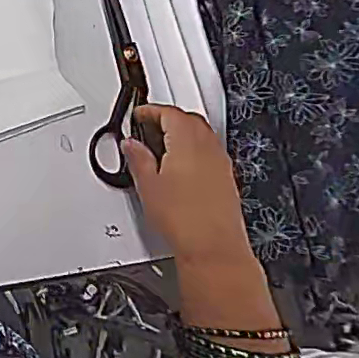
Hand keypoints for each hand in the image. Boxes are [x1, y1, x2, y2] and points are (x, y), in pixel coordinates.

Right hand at [121, 104, 253, 268]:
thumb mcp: (148, 186)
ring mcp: (220, 162)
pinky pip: (209, 150)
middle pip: (188, 119)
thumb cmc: (185, 220)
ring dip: (181, 131)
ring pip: (201, 133)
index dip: (151, 110)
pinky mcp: (225, 177)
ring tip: (161, 144)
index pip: (169, 113)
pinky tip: (179, 165)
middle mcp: (208, 148)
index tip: (139, 115)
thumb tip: (132, 145)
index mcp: (187, 142)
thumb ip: (138, 159)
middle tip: (147, 125)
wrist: (212, 246)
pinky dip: (193, 148)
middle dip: (167, 117)